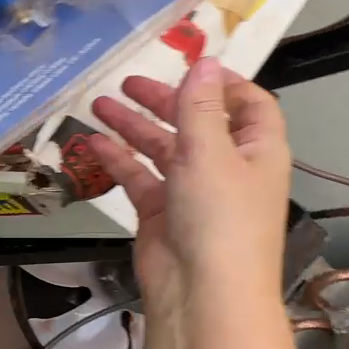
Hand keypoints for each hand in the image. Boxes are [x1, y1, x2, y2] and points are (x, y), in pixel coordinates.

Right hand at [89, 57, 290, 324]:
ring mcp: (189, 188)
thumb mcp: (209, 155)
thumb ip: (198, 110)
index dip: (220, 84)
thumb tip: (203, 63)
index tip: (184, 67)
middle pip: (194, 123)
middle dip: (163, 102)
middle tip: (125, 84)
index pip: (247, 104)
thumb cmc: (219, 217)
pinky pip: (136, 176)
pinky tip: (92, 145)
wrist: (201, 285)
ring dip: (131, 128)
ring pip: (159, 148)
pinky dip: (116, 160)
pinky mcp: (158, 209)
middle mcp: (225, 165)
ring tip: (97, 107)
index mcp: (255, 149)